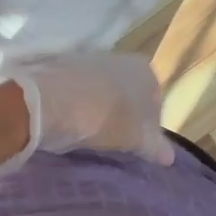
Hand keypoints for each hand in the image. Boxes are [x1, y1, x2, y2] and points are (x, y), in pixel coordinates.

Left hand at [0, 54, 175, 170]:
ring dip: (101, 112)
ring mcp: (88, 60)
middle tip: (116, 143)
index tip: (138, 147)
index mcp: (143, 70)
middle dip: (125, 117)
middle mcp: (119, 58)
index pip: (156, 102)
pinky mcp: (61, 68)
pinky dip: (79, 106)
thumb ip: (153, 146)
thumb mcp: (132, 137)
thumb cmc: (100, 118)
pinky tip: (71, 123)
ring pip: (103, 93)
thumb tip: (169, 157)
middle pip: (129, 95)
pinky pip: (79, 92)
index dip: (149, 127)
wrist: (45, 101)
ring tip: (91, 136)